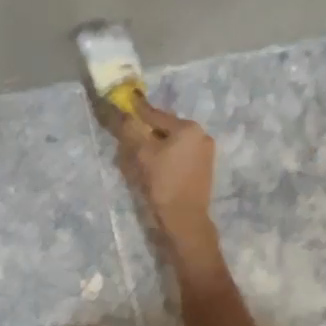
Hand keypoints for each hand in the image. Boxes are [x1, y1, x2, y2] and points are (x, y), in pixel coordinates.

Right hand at [114, 93, 218, 255]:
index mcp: (188, 127)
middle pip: (165, 128)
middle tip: (127, 139)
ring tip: (139, 156)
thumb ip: (130, 129)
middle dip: (146, 133)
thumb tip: (121, 111)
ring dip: (155, 146)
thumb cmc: (163, 183)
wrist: (186, 219)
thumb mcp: (142, 154)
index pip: (155, 115)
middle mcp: (201, 135)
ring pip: (172, 143)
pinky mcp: (204, 168)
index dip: (136, 112)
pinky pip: (180, 155)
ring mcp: (205, 152)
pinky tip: (154, 167)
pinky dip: (166, 156)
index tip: (123, 106)